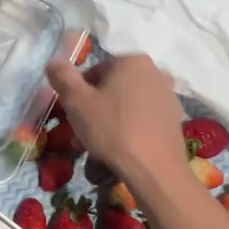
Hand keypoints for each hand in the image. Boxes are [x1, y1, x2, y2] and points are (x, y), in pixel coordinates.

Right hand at [47, 55, 188, 182]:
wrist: (153, 167)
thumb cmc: (112, 129)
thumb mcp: (77, 102)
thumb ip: (63, 77)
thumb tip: (54, 61)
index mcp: (131, 61)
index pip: (94, 72)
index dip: (78, 94)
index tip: (73, 115)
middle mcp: (154, 71)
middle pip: (112, 87)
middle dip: (95, 107)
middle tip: (82, 133)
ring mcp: (168, 94)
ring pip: (127, 103)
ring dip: (110, 118)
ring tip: (99, 144)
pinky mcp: (174, 117)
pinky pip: (143, 116)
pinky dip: (130, 126)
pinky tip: (121, 147)